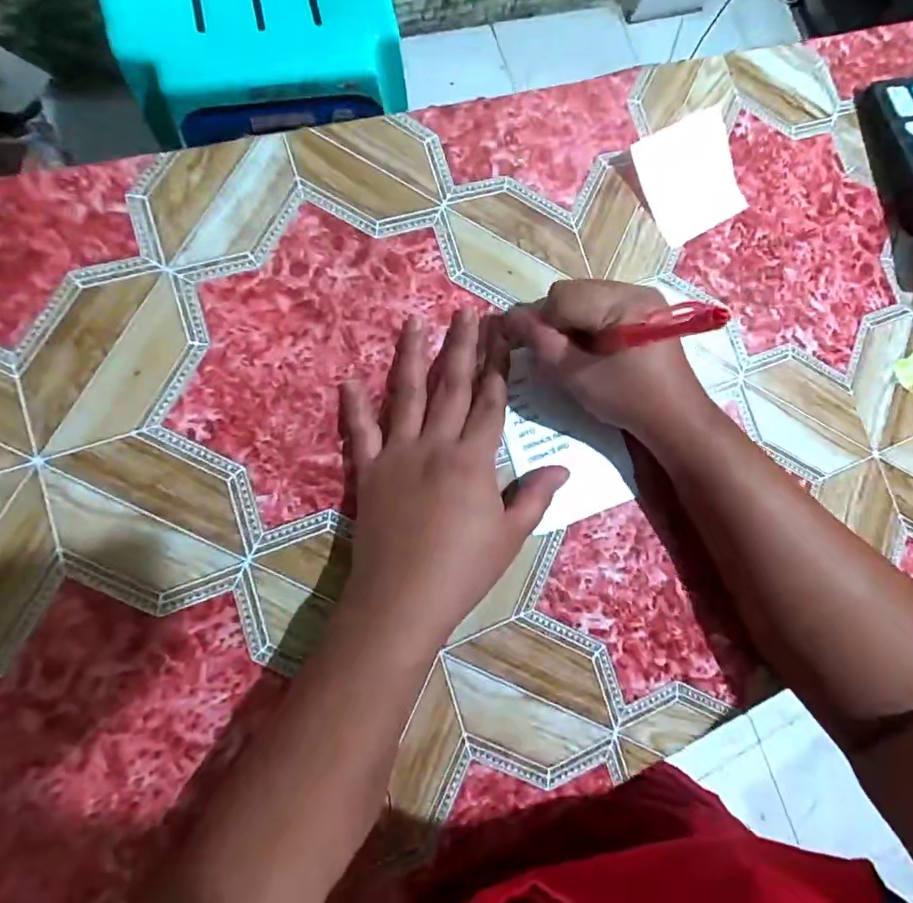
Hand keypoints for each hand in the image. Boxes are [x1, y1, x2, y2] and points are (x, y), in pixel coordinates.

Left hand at [337, 310, 567, 644]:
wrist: (402, 598)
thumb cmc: (463, 569)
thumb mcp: (510, 536)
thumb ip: (534, 496)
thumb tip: (562, 468)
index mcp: (474, 459)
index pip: (491, 402)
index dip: (498, 365)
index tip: (501, 334)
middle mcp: (436, 444)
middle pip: (452, 386)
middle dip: (461, 346)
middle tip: (465, 313)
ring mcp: (398, 453)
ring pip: (406, 394)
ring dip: (412, 356)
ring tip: (415, 322)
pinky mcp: (369, 470)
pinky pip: (361, 431)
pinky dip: (355, 406)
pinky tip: (350, 380)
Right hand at [503, 279, 713, 440]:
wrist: (677, 419)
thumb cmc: (628, 400)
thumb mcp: (576, 376)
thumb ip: (542, 343)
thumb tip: (510, 318)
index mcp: (623, 303)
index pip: (561, 296)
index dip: (541, 322)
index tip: (538, 352)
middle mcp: (635, 289)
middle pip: (573, 291)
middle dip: (557, 320)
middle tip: (559, 355)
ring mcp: (643, 297)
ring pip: (585, 295)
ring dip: (571, 320)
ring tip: (577, 353)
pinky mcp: (646, 308)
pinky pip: (603, 303)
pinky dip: (589, 321)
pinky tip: (595, 348)